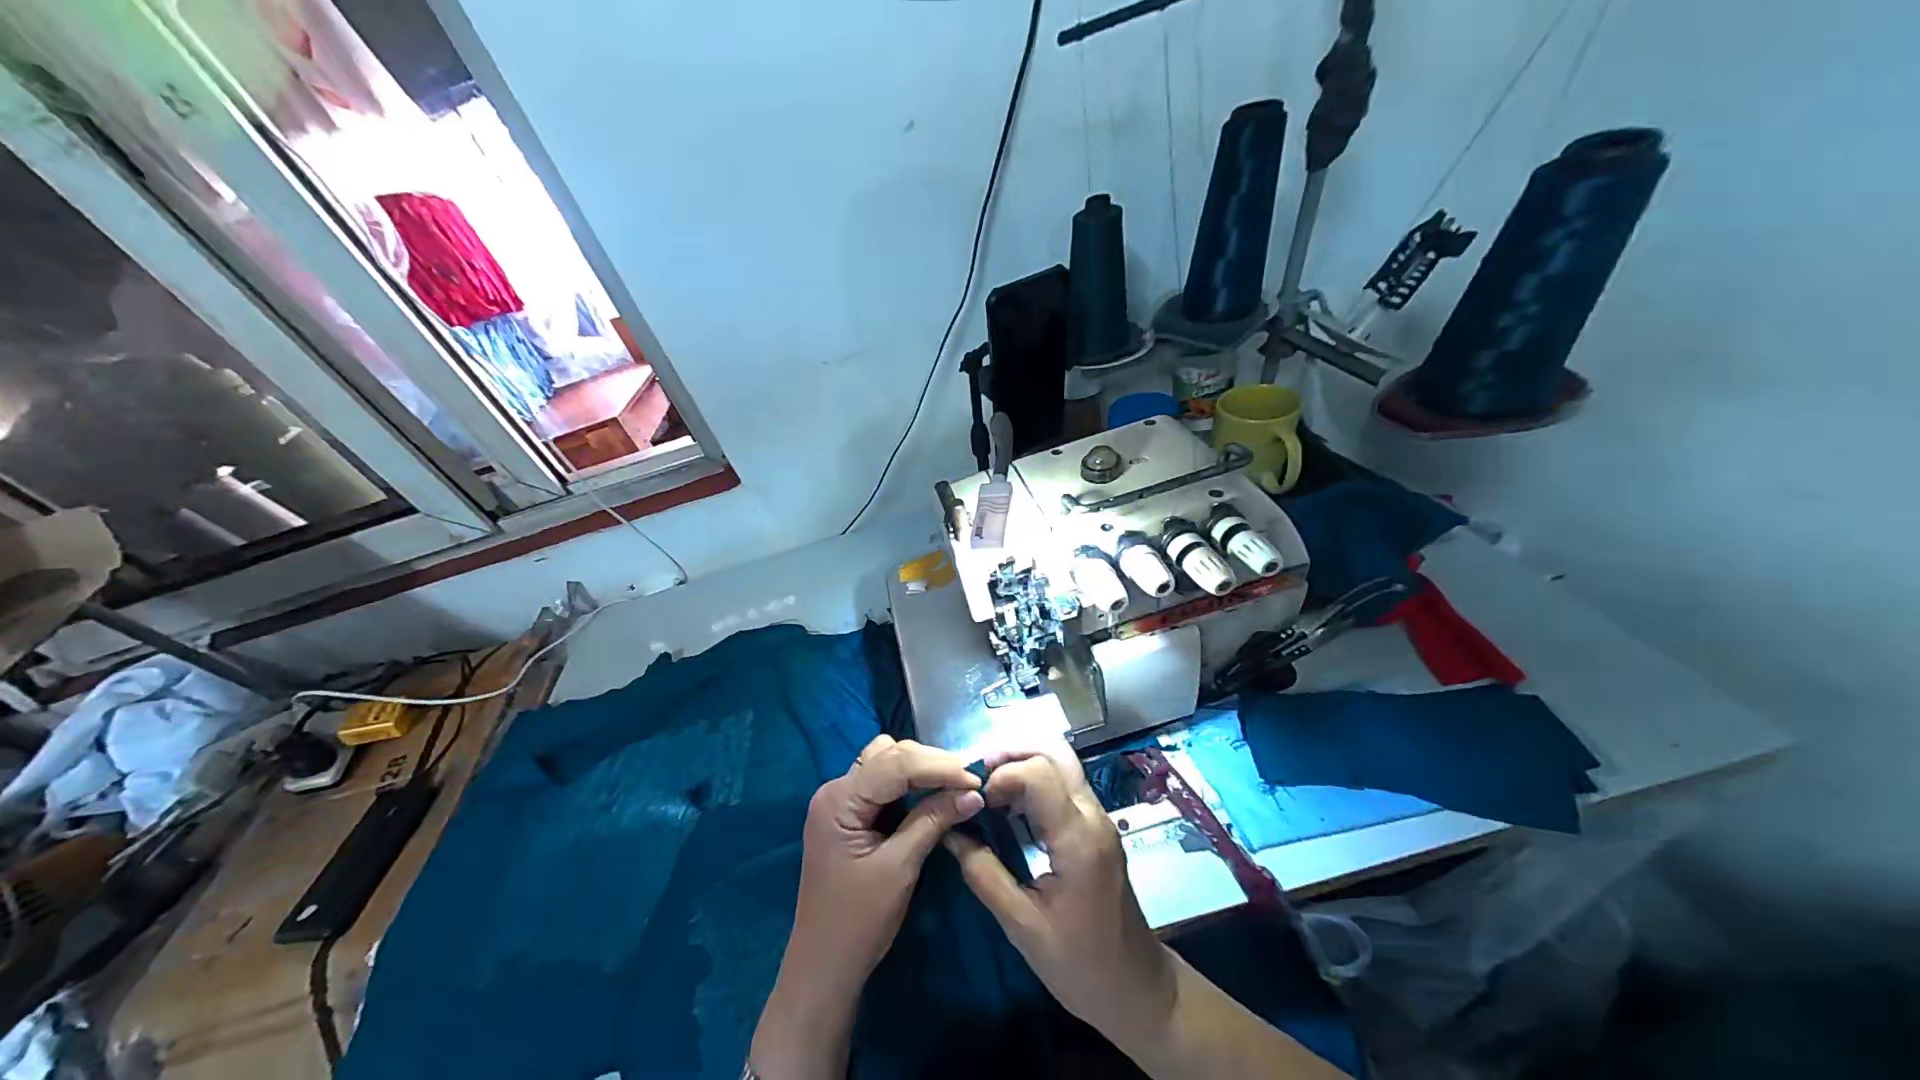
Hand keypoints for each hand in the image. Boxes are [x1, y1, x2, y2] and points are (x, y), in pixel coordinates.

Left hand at [751, 736, 982, 1079]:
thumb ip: (933, 821)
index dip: (939, 767)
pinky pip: (883, 785)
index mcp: (839, 799)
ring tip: (955, 785)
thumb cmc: (858, 921)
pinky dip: (910, 785)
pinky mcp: (850, 816)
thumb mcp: (900, 867)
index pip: (895, 763)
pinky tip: (934, 794)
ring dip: (921, 770)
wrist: (825, 966)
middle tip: (970, 782)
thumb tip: (974, 794)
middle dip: (931, 764)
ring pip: (886, 763)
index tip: (977, 780)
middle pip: (888, 755)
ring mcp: (840, 802)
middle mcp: (836, 790)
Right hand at [952, 742, 1344, 1079]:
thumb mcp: (1022, 927)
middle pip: (1056, 755)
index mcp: (1078, 838)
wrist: (1136, 989)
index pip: (1040, 773)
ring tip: (988, 789)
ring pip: (1062, 766)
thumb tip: (951, 834)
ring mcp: (1099, 821)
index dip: (1002, 775)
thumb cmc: (1080, 964)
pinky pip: (1065, 788)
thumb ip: (984, 874)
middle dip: (1013, 755)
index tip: (976, 801)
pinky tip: (1009, 805)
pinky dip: (1034, 783)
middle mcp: (1093, 817)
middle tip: (977, 776)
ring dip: (1023, 767)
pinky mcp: (1096, 830)